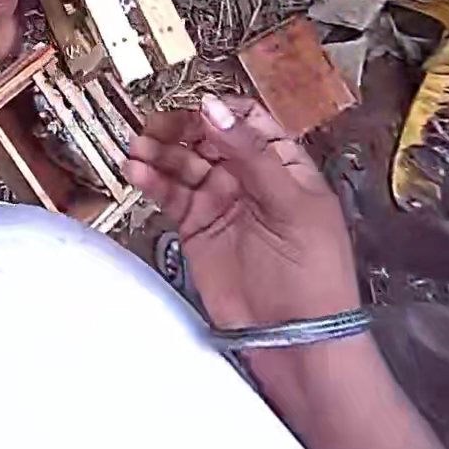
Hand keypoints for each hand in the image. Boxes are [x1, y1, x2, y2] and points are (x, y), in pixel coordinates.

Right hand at [124, 95, 358, 330]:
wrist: (293, 341)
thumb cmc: (311, 274)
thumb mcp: (289, 206)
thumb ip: (249, 154)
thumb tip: (212, 107)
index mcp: (280, 163)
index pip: (246, 120)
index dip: (218, 111)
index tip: (194, 111)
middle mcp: (246, 174)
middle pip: (205, 135)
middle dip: (178, 128)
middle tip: (155, 129)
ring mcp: (217, 197)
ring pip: (181, 160)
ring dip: (158, 151)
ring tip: (138, 150)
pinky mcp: (193, 221)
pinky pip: (168, 190)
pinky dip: (150, 179)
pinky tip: (137, 172)